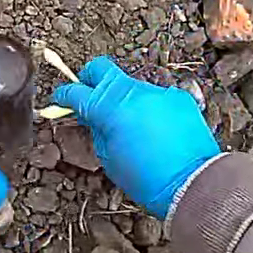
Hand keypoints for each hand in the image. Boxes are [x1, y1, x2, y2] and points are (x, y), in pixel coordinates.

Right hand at [52, 56, 219, 217]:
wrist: (191, 183)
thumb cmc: (147, 178)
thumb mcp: (108, 157)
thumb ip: (96, 129)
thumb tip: (89, 115)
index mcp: (110, 108)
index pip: (77, 91)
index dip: (64, 95)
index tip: (61, 99)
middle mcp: (134, 92)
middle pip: (101, 68)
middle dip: (89, 79)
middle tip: (87, 95)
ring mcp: (158, 92)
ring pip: (130, 85)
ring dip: (123, 98)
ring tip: (128, 124)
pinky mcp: (178, 97)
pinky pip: (155, 97)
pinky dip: (148, 108)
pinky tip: (154, 130)